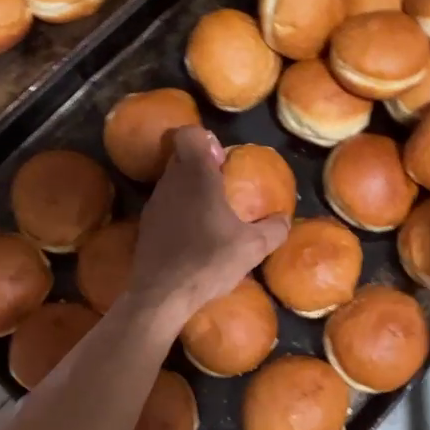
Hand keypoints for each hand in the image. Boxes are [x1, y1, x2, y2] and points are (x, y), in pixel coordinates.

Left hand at [127, 127, 287, 323]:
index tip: (221, 160)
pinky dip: (179, 213)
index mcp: (196, 175)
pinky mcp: (145, 227)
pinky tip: (194, 237)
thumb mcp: (253, 247)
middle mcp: (170, 182)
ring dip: (189, 191)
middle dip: (200, 165)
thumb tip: (284, 219)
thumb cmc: (209, 260)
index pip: (189, 134)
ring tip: (211, 215)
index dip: (204, 139)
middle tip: (223, 186)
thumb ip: (273, 229)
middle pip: (181, 157)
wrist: (162, 295)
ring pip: (171, 182)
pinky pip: (165, 207)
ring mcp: (154, 204)